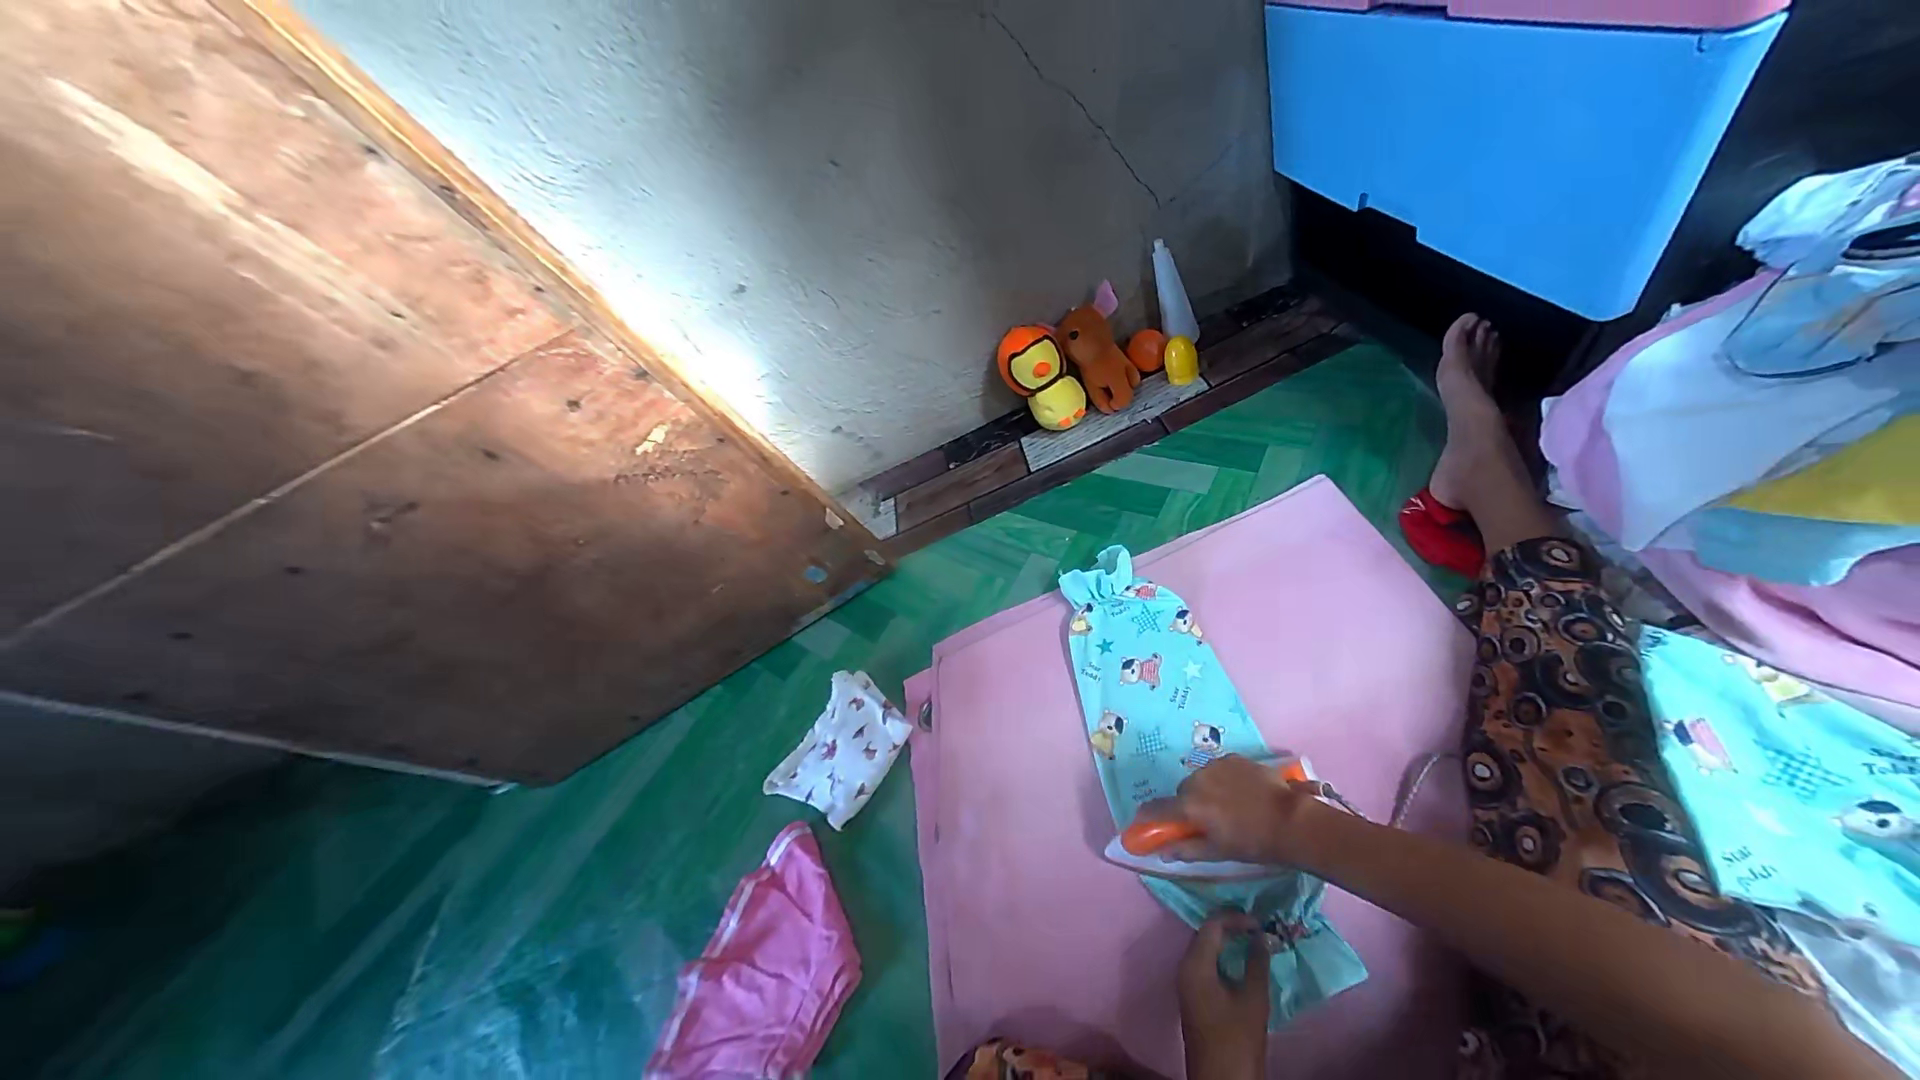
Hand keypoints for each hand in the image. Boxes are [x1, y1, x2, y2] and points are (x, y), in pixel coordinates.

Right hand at [1138, 755, 1327, 866]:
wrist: (1292, 820)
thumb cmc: (1253, 842)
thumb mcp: (1218, 852)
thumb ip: (1186, 849)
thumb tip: (1163, 851)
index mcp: (1188, 806)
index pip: (1157, 808)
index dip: (1148, 815)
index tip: (1146, 822)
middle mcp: (1195, 780)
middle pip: (1182, 792)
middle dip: (1189, 804)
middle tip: (1208, 821)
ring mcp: (1215, 766)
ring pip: (1200, 778)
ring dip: (1206, 790)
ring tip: (1229, 805)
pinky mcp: (1233, 758)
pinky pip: (1218, 768)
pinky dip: (1223, 779)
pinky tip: (1241, 791)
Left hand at [1178, 912, 1270, 1079]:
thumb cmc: (1237, 1041)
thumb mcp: (1253, 1000)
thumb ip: (1257, 963)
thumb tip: (1263, 936)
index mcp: (1194, 964)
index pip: (1211, 926)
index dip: (1235, 918)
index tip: (1260, 922)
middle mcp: (1184, 967)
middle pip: (1204, 934)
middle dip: (1230, 927)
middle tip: (1258, 927)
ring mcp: (1186, 982)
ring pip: (1205, 949)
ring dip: (1227, 942)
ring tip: (1253, 939)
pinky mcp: (1193, 995)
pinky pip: (1205, 964)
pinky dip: (1222, 957)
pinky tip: (1242, 961)